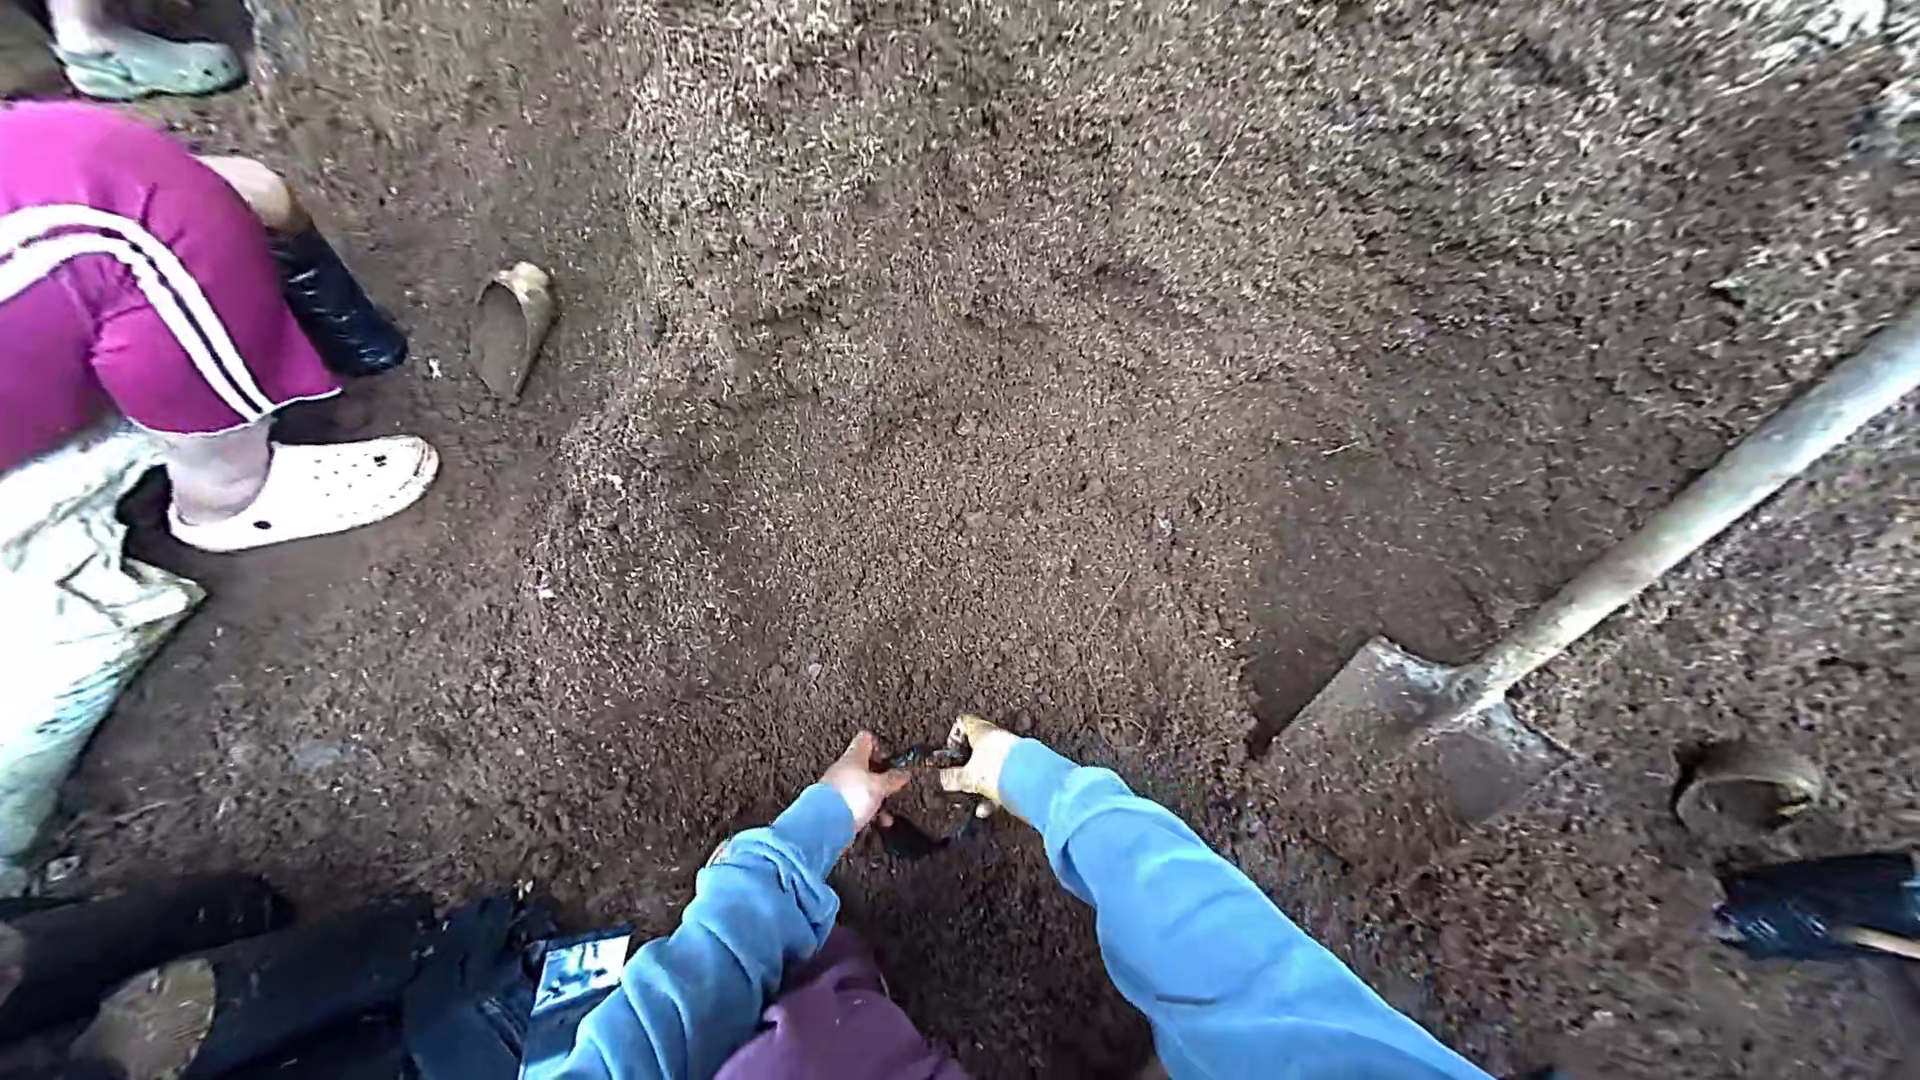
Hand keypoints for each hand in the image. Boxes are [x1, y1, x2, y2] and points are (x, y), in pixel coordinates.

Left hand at [821, 732, 911, 831]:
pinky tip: (871, 822)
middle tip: (890, 787)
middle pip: (865, 766)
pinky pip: (853, 806)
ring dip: (874, 800)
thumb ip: (893, 778)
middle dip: (880, 778)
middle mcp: (843, 768)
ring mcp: (837, 787)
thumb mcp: (879, 785)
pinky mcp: (833, 806)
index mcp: (853, 755)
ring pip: (860, 788)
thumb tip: (904, 772)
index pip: (866, 739)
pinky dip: (865, 813)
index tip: (890, 758)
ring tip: (884, 815)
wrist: (823, 823)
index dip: (879, 745)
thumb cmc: (848, 797)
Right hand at [936, 714, 1023, 818]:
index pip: (963, 723)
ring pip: (990, 766)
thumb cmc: (999, 770)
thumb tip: (940, 779)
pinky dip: (994, 793)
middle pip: (977, 747)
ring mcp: (1011, 752)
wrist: (1035, 782)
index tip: (949, 756)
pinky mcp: (1023, 768)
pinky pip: (1003, 779)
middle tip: (959, 781)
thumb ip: (952, 778)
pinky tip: (988, 808)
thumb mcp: (969, 777)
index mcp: (982, 731)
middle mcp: (997, 737)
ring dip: (981, 782)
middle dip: (967, 767)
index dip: (953, 738)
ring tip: (973, 799)